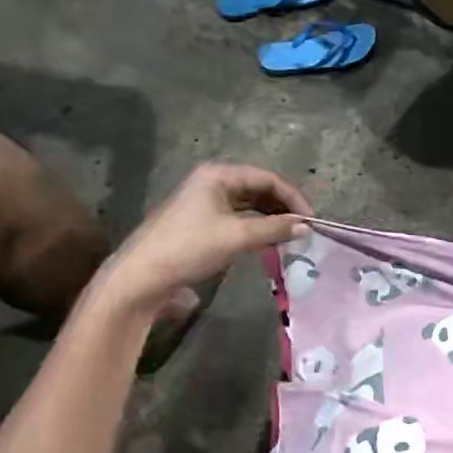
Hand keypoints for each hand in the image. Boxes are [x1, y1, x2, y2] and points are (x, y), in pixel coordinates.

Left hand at [100, 164, 312, 318]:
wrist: (142, 277)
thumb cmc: (190, 248)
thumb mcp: (237, 237)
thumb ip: (274, 229)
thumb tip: (306, 227)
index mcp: (218, 175)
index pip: (267, 178)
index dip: (292, 198)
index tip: (311, 220)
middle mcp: (211, 182)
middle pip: (258, 188)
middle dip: (283, 207)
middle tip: (303, 228)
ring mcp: (204, 201)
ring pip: (248, 204)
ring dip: (270, 218)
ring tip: (289, 235)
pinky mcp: (200, 221)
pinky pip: (237, 217)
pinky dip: (255, 226)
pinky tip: (267, 240)